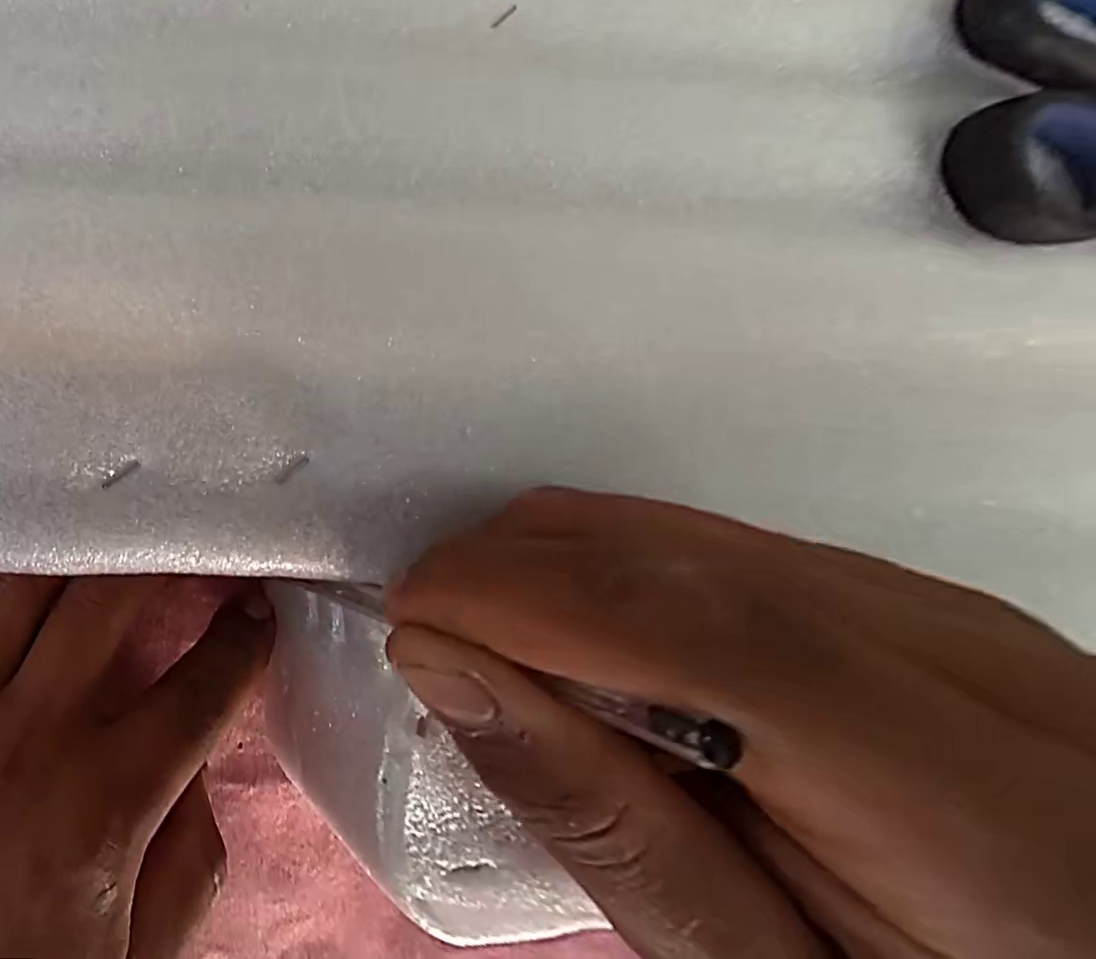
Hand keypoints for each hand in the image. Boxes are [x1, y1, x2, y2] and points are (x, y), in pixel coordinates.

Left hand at [0, 574, 273, 958]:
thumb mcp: (145, 944)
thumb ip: (193, 848)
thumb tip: (199, 754)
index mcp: (104, 801)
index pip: (197, 694)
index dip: (239, 642)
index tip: (255, 609)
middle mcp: (33, 735)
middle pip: (102, 605)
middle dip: (156, 561)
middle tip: (181, 546)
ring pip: (19, 587)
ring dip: (71, 549)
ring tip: (105, 534)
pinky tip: (12, 560)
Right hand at [385, 488, 1095, 958]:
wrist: (1039, 944)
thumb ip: (595, 813)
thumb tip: (438, 660)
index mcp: (982, 804)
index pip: (702, 628)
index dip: (521, 597)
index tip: (408, 619)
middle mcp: (960, 658)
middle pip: (663, 553)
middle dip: (500, 569)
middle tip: (427, 633)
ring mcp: (914, 602)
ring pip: (655, 524)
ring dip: (530, 563)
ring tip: (483, 638)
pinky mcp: (866, 584)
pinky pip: (675, 532)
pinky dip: (579, 563)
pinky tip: (561, 634)